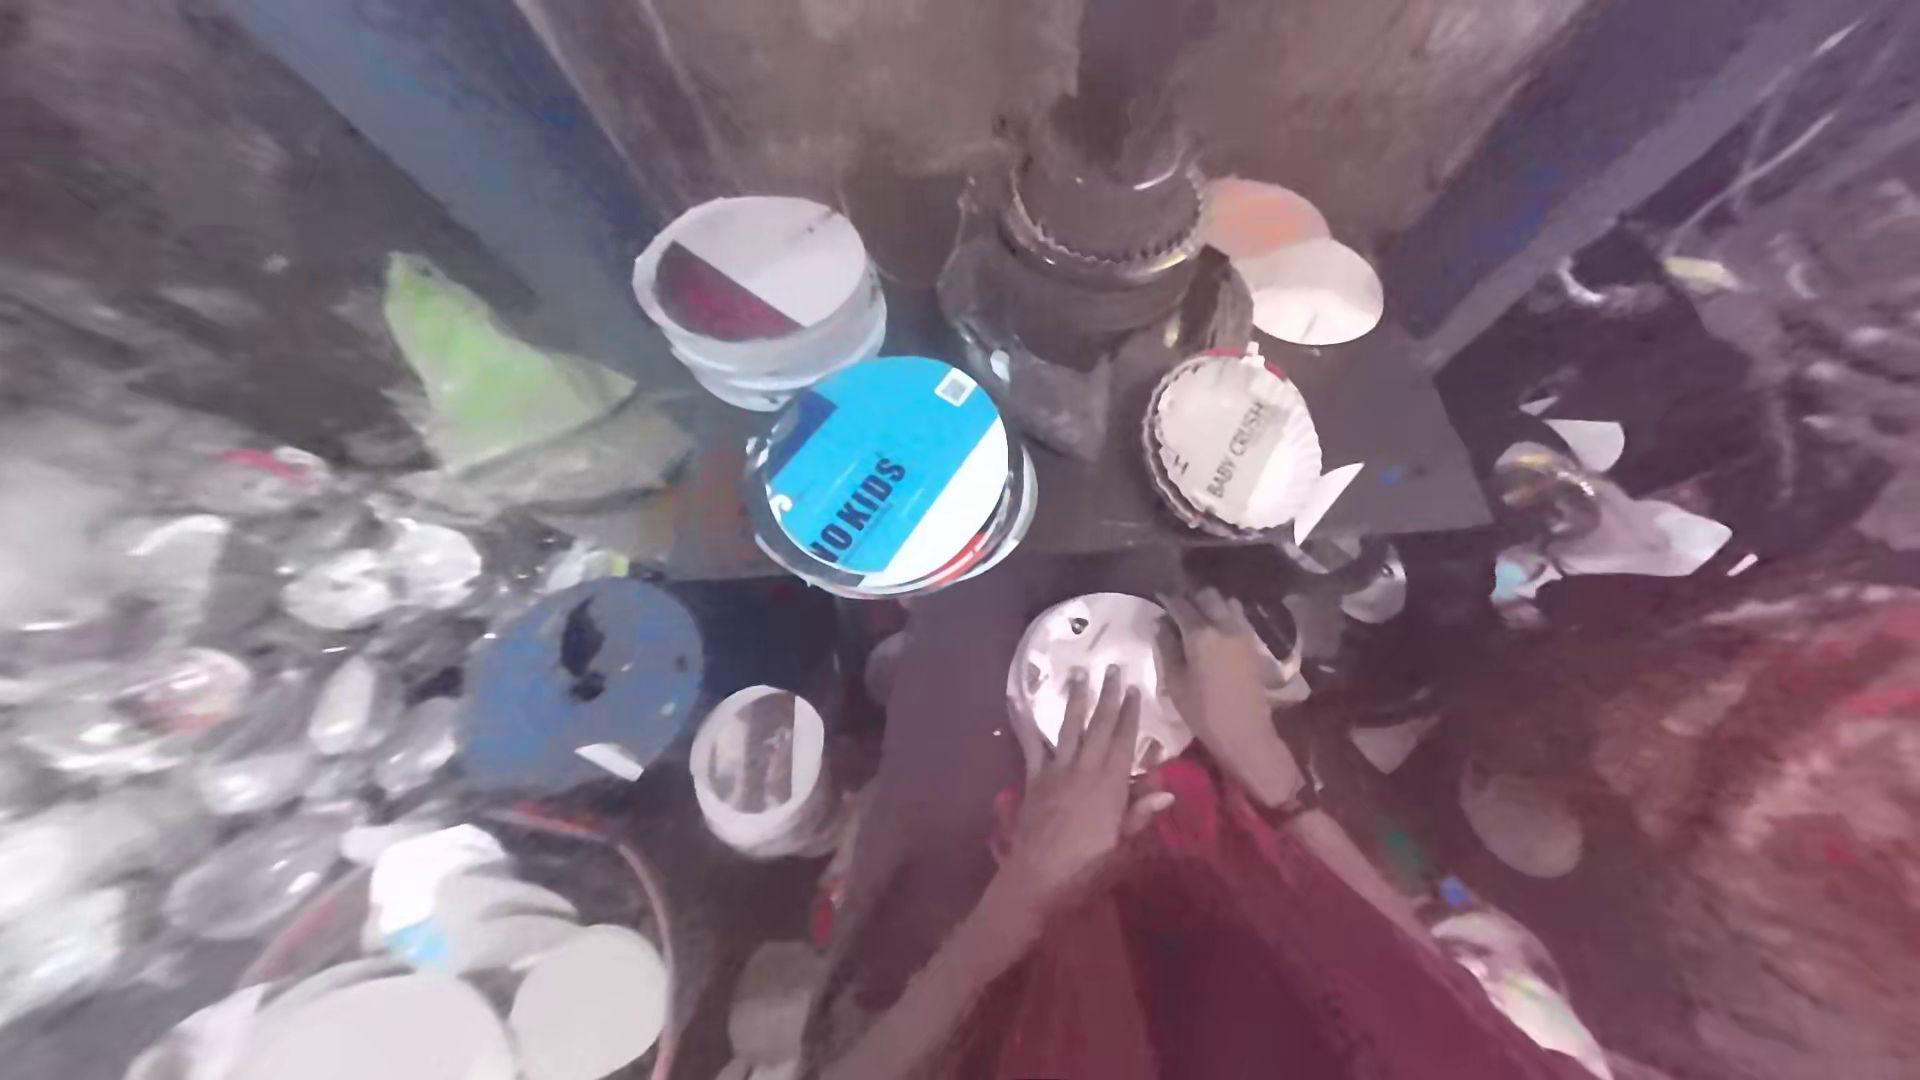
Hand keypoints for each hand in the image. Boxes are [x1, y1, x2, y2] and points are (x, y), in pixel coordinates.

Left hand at [999, 666, 1171, 913]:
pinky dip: (1026, 723)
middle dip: (1108, 697)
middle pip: (1099, 727)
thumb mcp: (1121, 846)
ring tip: (1080, 674)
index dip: (1130, 715)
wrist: (1037, 877)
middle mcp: (1084, 769)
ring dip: (1076, 699)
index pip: (1124, 742)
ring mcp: (1056, 769)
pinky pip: (1031, 745)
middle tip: (1114, 669)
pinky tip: (1021, 702)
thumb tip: (1166, 790)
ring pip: (1069, 727)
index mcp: (1110, 785)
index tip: (1135, 690)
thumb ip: (1139, 813)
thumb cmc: (1086, 868)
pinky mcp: (1034, 776)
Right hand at [1162, 589, 1305, 807]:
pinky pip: (1238, 618)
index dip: (1167, 598)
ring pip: (1227, 603)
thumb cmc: (1203, 711)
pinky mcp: (1254, 645)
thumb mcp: (1175, 682)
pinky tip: (1216, 630)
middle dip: (1192, 596)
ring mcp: (1243, 634)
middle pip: (1208, 596)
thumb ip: (1166, 647)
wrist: (1246, 734)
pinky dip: (1225, 616)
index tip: (1158, 595)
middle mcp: (1224, 626)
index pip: (1181, 605)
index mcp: (1201, 635)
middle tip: (1178, 606)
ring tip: (1199, 616)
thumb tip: (1160, 623)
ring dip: (1212, 604)